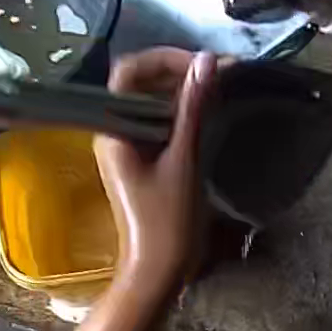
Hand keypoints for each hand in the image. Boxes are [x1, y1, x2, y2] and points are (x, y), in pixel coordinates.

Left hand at [93, 47, 218, 291]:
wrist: (157, 272)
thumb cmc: (167, 222)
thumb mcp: (184, 163)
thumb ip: (193, 110)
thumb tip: (208, 62)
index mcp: (114, 131)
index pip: (129, 73)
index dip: (164, 59)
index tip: (201, 66)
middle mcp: (114, 134)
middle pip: (140, 86)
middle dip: (177, 75)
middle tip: (217, 77)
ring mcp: (126, 151)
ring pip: (151, 106)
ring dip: (182, 95)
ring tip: (217, 92)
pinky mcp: (140, 165)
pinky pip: (158, 128)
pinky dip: (181, 118)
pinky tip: (206, 118)